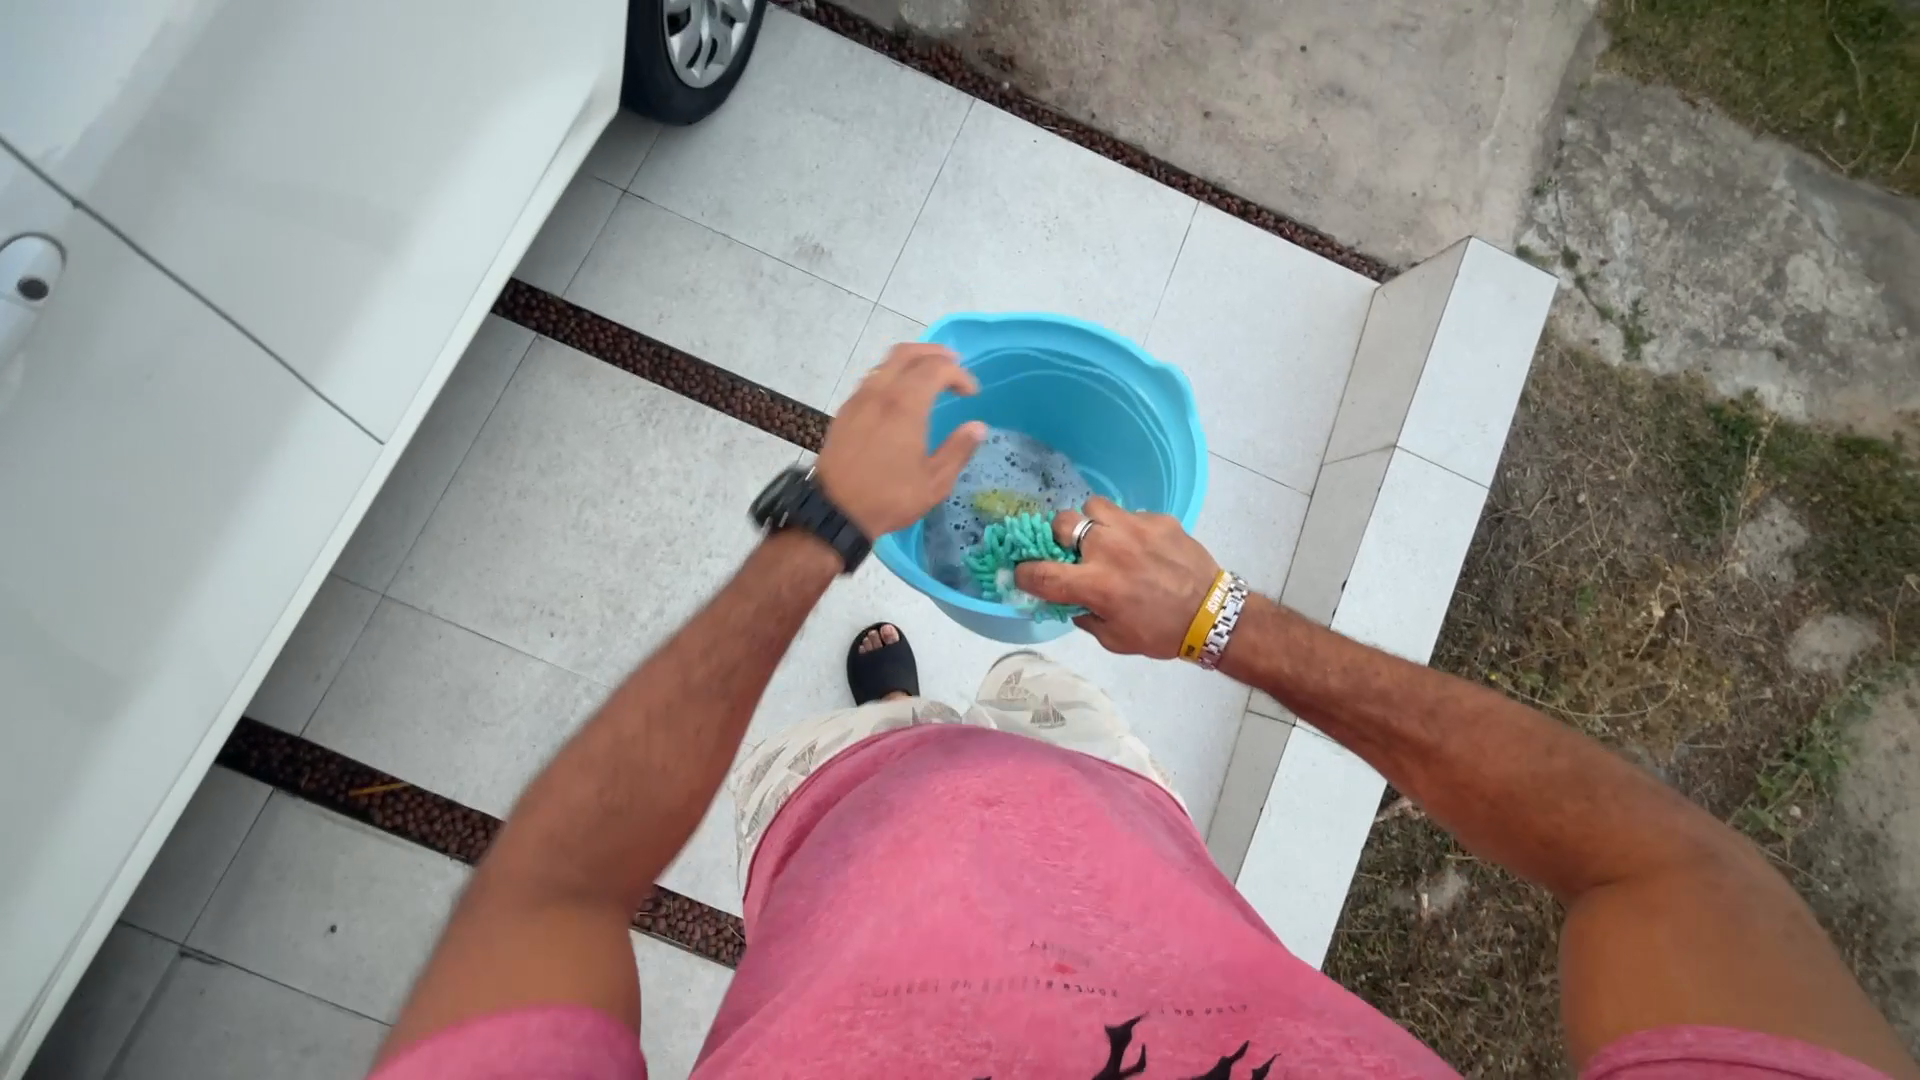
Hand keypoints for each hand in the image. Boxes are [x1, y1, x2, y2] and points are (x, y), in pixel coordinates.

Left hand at [816, 344, 986, 538]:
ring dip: (911, 362)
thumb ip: (958, 450)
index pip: (936, 369)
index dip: (959, 375)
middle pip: (907, 354)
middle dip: (934, 354)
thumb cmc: (889, 498)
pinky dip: (891, 375)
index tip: (971, 393)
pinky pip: (871, 379)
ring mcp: (858, 400)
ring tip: (928, 376)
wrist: (836, 510)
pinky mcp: (845, 412)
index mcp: (905, 406)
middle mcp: (879, 393)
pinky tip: (898, 395)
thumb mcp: (934, 482)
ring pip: (885, 363)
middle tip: (953, 364)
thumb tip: (978, 427)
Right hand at [1014, 497, 1220, 658]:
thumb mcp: (1114, 639)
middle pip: (1062, 523)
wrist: (1214, 615)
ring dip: (1093, 522)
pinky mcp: (1158, 519)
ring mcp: (1134, 528)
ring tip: (1106, 538)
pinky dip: (1128, 529)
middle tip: (1072, 550)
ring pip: (1094, 507)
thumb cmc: (1160, 633)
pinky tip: (1142, 546)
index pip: (1040, 573)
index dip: (1024, 573)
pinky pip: (1130, 515)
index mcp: (1094, 584)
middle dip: (1059, 536)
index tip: (1024, 573)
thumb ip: (1085, 615)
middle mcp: (1108, 549)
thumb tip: (1070, 600)